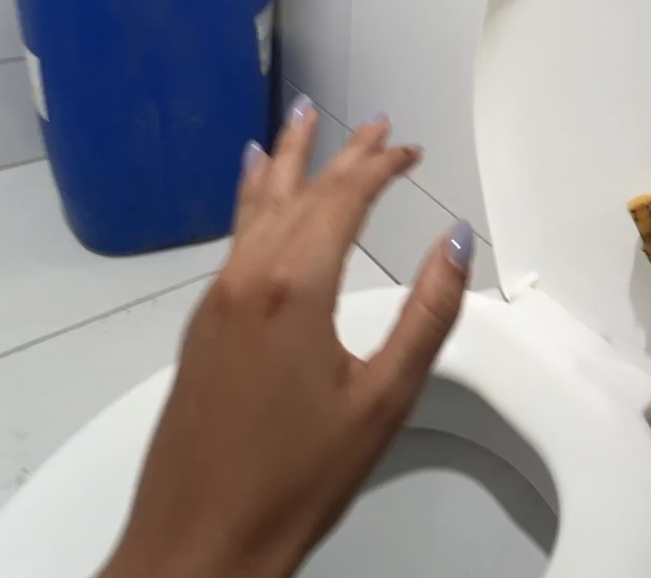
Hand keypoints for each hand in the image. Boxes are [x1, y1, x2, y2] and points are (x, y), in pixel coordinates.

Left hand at [101, 99, 474, 577]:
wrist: (193, 550)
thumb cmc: (301, 477)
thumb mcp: (385, 398)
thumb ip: (428, 311)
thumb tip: (457, 237)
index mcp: (297, 287)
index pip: (344, 199)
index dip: (381, 167)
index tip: (411, 148)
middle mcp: (250, 277)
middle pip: (302, 192)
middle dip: (343, 154)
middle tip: (377, 123)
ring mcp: (219, 297)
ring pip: (258, 205)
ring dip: (288, 159)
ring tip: (301, 115)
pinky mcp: (204, 321)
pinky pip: (236, 235)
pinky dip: (252, 195)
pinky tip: (251, 180)